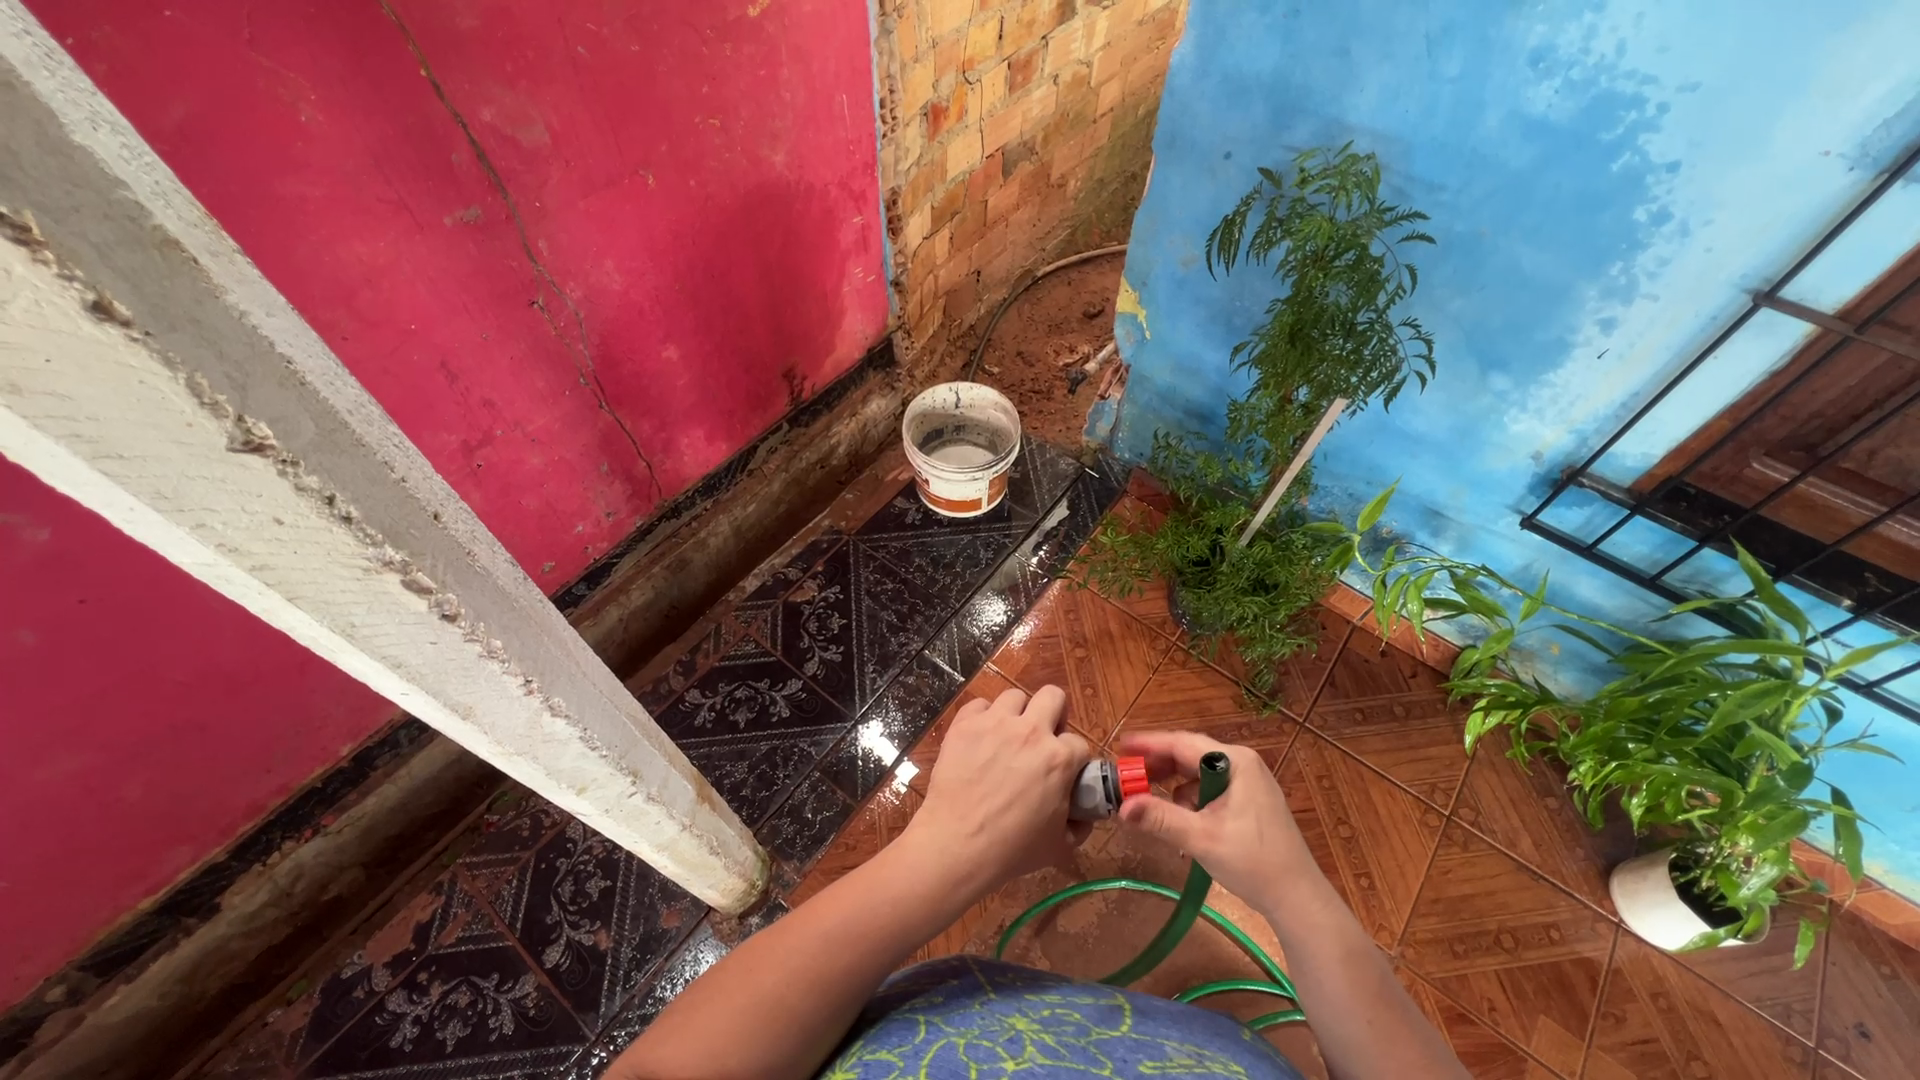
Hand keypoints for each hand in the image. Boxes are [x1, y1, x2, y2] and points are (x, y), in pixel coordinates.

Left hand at [902, 685, 1092, 896]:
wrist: (958, 845)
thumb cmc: (1012, 850)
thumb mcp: (1061, 845)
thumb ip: (1081, 824)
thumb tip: (1085, 814)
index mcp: (1059, 758)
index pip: (1078, 742)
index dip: (1073, 758)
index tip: (1063, 771)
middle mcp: (1030, 732)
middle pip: (1053, 696)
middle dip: (1053, 714)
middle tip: (1042, 737)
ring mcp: (995, 724)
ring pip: (1015, 697)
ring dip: (1016, 714)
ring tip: (1007, 737)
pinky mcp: (965, 725)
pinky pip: (979, 705)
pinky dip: (982, 717)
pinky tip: (980, 738)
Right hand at [1114, 730, 1317, 912]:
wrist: (1297, 898)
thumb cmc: (1253, 862)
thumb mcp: (1201, 838)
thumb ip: (1160, 818)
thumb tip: (1122, 807)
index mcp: (1235, 762)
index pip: (1182, 743)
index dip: (1149, 744)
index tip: (1120, 747)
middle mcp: (1242, 764)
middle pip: (1189, 756)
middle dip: (1158, 767)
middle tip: (1127, 778)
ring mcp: (1248, 783)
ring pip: (1198, 775)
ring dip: (1173, 788)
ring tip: (1150, 805)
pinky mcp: (1249, 802)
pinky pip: (1210, 791)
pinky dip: (1190, 802)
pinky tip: (1180, 822)